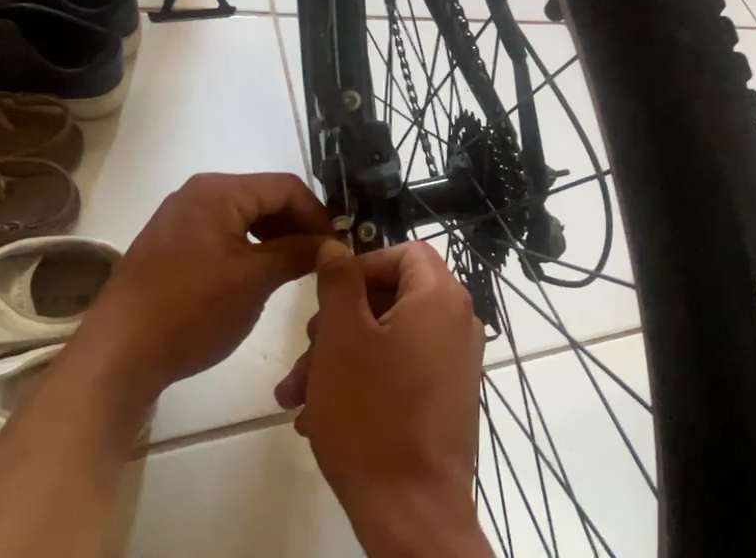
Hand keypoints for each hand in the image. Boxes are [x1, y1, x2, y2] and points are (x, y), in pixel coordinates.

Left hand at [71, 172, 331, 398]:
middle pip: (264, 197)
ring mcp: (178, 218)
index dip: (318, 215)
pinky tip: (258, 276)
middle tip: (320, 259)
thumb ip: (297, 253)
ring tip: (294, 270)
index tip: (337, 247)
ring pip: (242, 217)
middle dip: (296, 225)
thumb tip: (330, 244)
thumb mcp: (256, 279)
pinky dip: (246, 248)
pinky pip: (220, 233)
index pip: (286, 187)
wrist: (119, 354)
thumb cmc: (193, 309)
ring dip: (273, 238)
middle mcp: (197, 193)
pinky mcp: (167, 245)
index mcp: (219, 191)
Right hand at [275, 241, 488, 557]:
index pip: (404, 252)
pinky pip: (402, 370)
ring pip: (390, 338)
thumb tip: (337, 247)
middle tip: (303, 355)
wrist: (412, 508)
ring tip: (298, 396)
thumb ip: (339, 283)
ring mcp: (455, 363)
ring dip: (341, 358)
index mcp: (441, 297)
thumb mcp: (342, 338)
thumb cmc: (372, 413)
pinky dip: (364, 381)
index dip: (360, 266)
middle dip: (339, 323)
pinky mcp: (446, 398)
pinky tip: (321, 415)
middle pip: (393, 298)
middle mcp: (458, 322)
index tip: (325, 297)